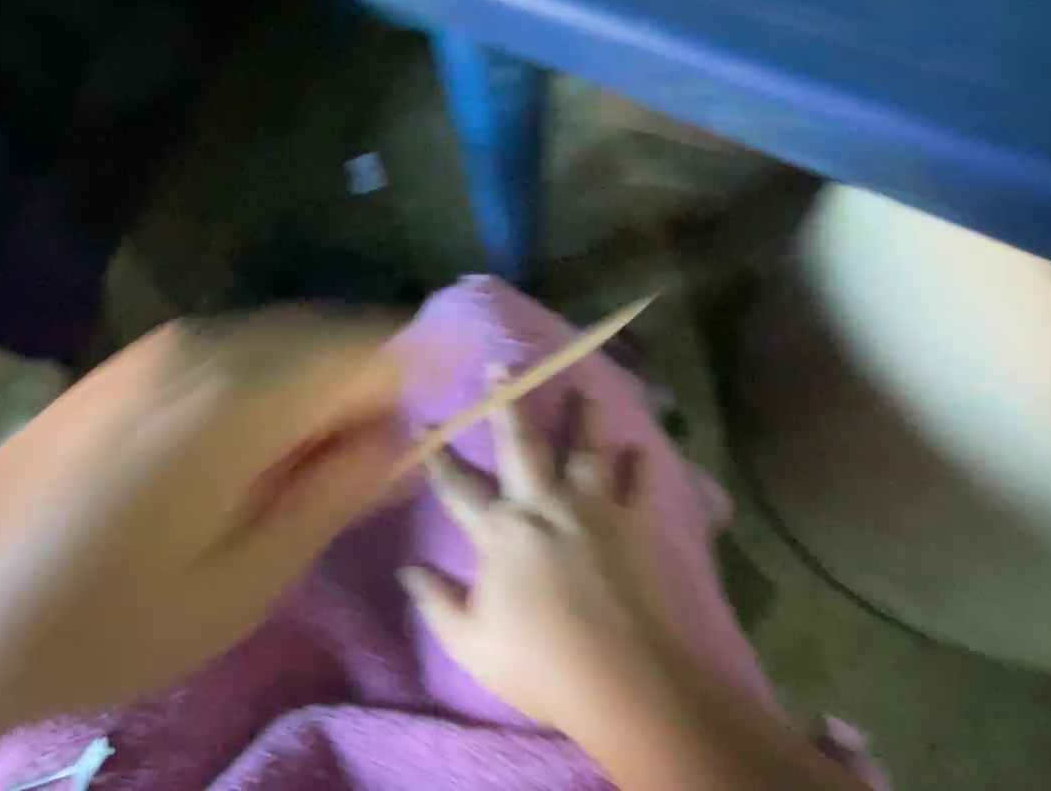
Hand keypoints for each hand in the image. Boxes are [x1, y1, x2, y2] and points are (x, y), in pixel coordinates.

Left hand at [0, 308, 411, 790]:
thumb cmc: (102, 619)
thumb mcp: (241, 581)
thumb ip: (330, 493)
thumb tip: (394, 437)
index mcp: (239, 389)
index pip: (368, 344)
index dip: (414, 380)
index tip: (423, 438)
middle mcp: (203, 341)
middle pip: (324, 333)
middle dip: (365, 386)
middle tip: (365, 468)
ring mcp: (157, 346)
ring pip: (277, 341)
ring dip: (313, 388)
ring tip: (303, 472)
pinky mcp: (127, 363)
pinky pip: (229, 354)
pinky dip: (264, 388)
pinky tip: (241, 456)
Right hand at [401, 384, 672, 728]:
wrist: (625, 681)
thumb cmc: (540, 663)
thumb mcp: (471, 643)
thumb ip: (436, 602)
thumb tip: (408, 570)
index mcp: (499, 531)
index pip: (458, 485)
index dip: (437, 455)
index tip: (424, 425)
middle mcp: (541, 506)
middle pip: (521, 444)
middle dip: (508, 404)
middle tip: (504, 368)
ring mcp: (591, 512)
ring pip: (583, 451)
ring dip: (582, 418)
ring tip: (583, 389)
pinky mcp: (631, 528)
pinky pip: (637, 488)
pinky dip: (640, 467)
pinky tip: (643, 447)